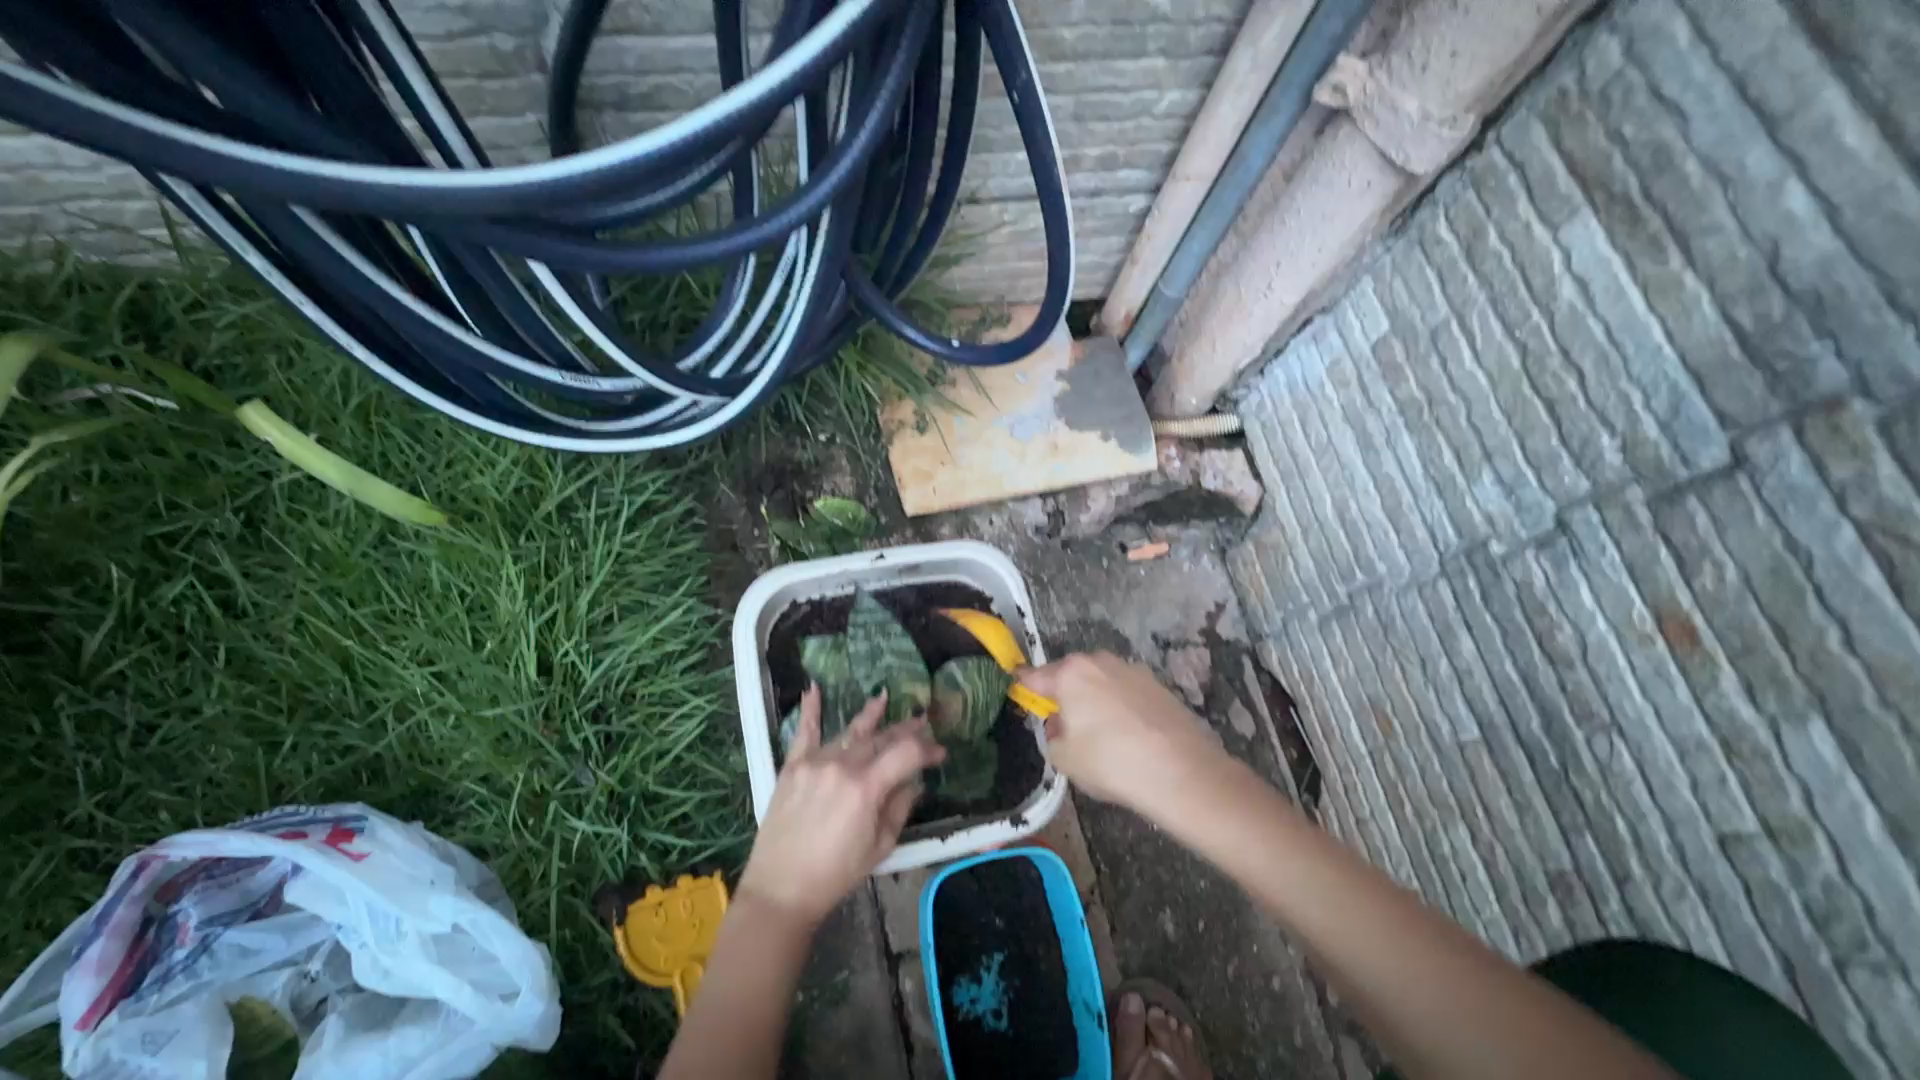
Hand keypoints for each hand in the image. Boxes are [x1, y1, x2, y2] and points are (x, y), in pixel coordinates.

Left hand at [738, 686, 946, 926]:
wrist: (781, 888)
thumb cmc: (836, 875)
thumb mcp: (880, 846)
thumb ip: (899, 808)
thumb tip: (913, 783)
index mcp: (866, 789)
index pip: (906, 754)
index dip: (928, 750)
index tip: (941, 753)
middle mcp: (841, 766)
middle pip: (880, 739)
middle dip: (904, 731)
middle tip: (923, 723)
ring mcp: (814, 763)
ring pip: (849, 732)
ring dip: (870, 716)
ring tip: (884, 698)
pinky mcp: (791, 768)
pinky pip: (804, 733)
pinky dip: (810, 711)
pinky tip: (813, 689)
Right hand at [1019, 651, 1234, 816]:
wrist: (1180, 772)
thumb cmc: (1110, 762)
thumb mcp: (1063, 758)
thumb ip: (1052, 735)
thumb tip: (1061, 724)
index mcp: (1072, 673)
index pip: (1036, 676)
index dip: (1024, 685)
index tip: (1018, 689)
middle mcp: (1102, 662)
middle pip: (1073, 676)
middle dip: (1066, 695)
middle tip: (1065, 725)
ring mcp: (1136, 672)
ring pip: (1103, 684)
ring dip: (1097, 701)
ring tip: (1102, 735)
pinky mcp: (1161, 688)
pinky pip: (1129, 696)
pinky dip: (1123, 710)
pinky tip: (1130, 738)